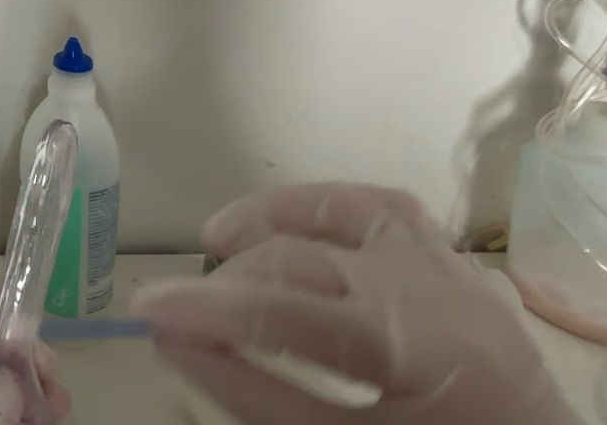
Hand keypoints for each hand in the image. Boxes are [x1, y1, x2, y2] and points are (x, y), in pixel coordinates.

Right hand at [133, 183, 582, 424]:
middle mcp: (440, 292)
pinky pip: (394, 213)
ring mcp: (459, 275)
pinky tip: (301, 230)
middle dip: (229, 285)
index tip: (141, 311)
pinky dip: (336, 211)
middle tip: (178, 314)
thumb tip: (170, 343)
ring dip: (275, 219)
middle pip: (302, 261)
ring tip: (223, 242)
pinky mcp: (465, 275)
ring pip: (346, 208)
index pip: (284, 313)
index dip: (205, 309)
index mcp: (422, 349)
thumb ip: (255, 397)